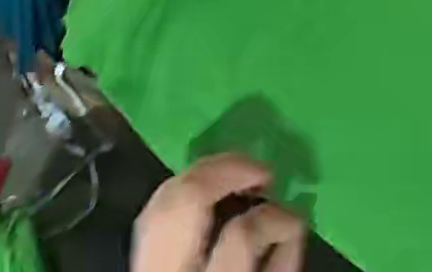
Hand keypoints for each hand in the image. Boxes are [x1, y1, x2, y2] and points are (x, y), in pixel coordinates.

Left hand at [133, 154, 304, 271]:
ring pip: (164, 198)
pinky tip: (205, 194)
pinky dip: (181, 195)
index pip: (242, 238)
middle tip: (264, 172)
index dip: (276, 222)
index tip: (297, 223)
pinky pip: (153, 217)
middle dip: (228, 170)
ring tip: (238, 172)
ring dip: (204, 174)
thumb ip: (277, 271)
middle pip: (189, 200)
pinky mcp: (134, 271)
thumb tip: (291, 230)